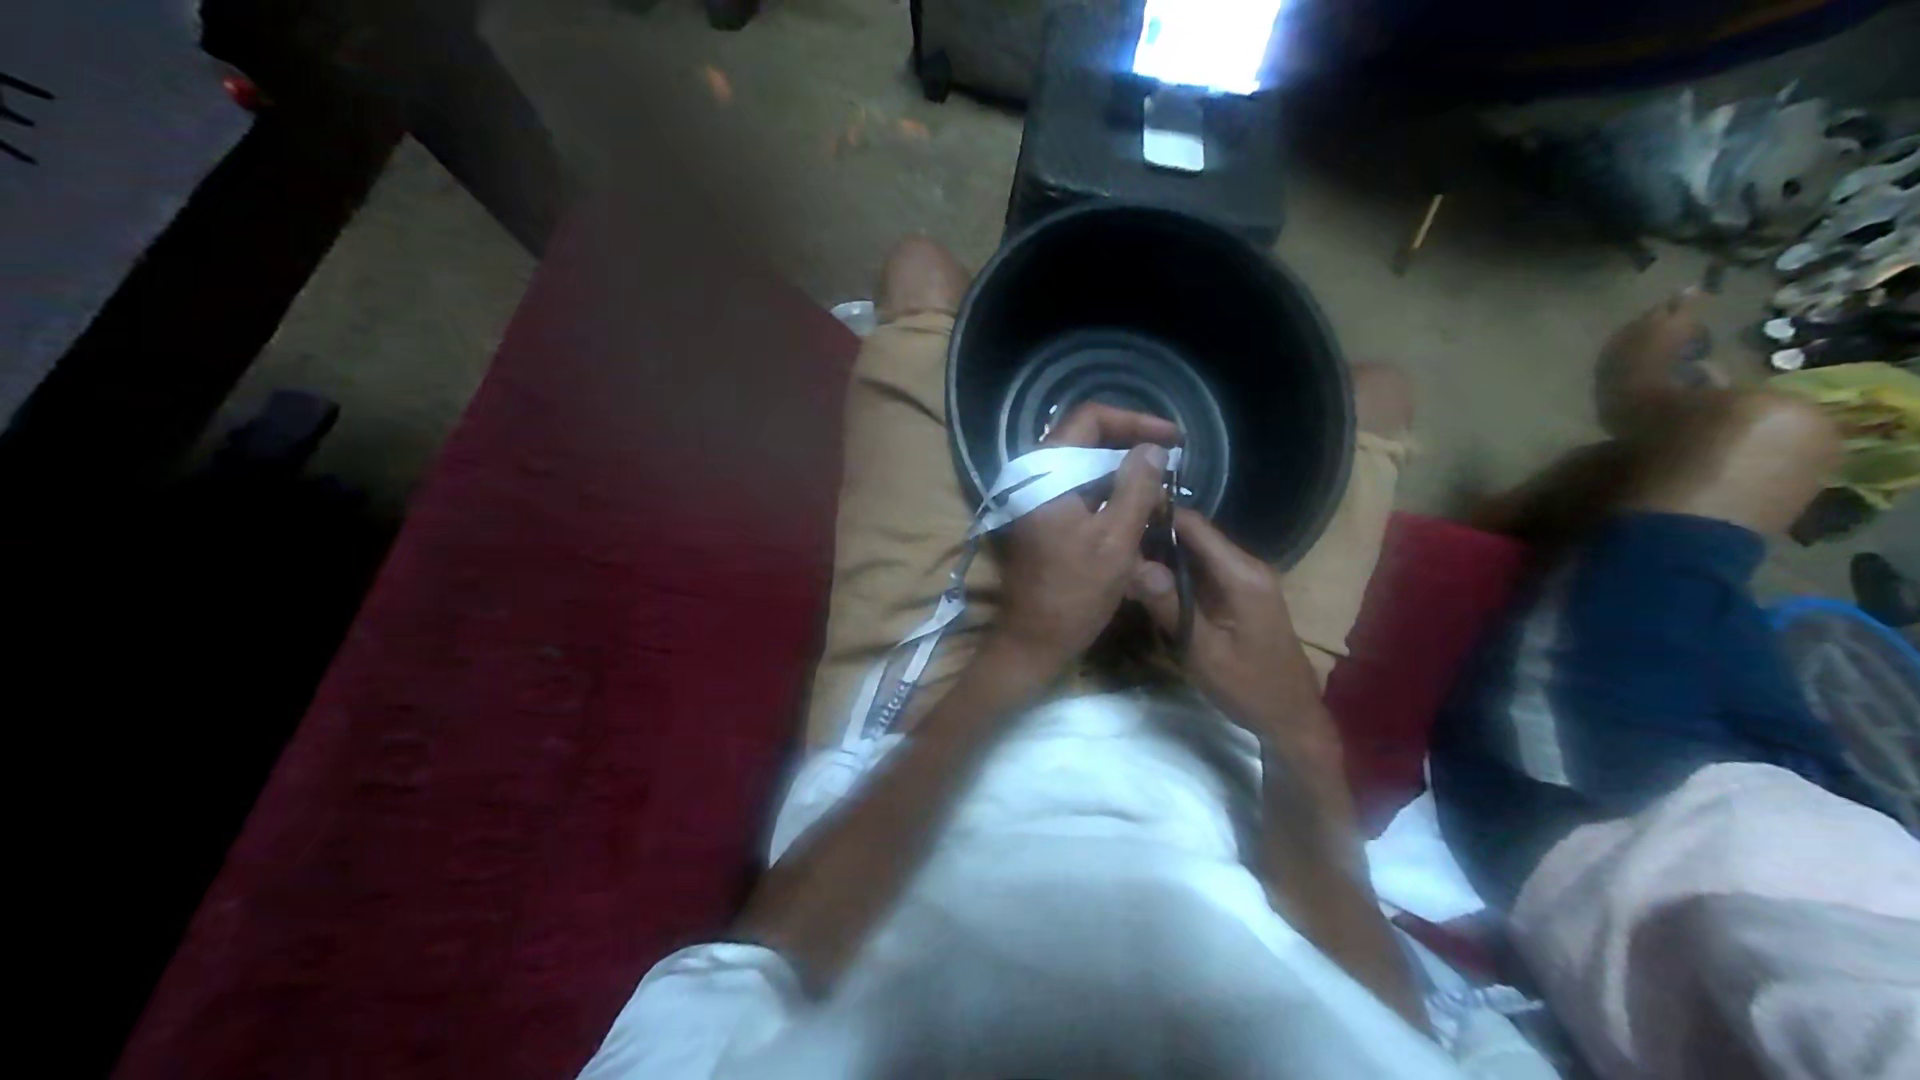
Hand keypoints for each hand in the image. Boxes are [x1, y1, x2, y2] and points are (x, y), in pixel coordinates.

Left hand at [991, 404, 1179, 674]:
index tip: (1172, 438)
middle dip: (1132, 453)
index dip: (1134, 421)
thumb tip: (1153, 448)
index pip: (1089, 418)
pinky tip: (1139, 520)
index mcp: (1044, 472)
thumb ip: (1136, 488)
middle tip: (1170, 469)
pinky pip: (1081, 496)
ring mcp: (1035, 499)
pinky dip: (1110, 501)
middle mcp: (1033, 476)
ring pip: (1087, 471)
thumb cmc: (1074, 592)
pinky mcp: (1042, 519)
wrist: (1033, 640)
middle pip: (1088, 442)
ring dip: (1124, 481)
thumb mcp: (1115, 539)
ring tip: (1160, 500)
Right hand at [1130, 508, 1328, 742]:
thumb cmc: (1248, 686)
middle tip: (1113, 552)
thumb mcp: (1202, 651)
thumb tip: (1134, 562)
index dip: (1157, 517)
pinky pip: (1202, 573)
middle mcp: (1247, 567)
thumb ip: (1170, 605)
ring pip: (1195, 555)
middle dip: (1153, 540)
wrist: (1290, 717)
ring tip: (1122, 568)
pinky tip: (1148, 588)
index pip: (1194, 525)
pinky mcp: (1240, 595)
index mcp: (1242, 575)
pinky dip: (1175, 576)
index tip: (1118, 522)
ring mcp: (1245, 580)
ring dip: (1162, 559)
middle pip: (1193, 537)